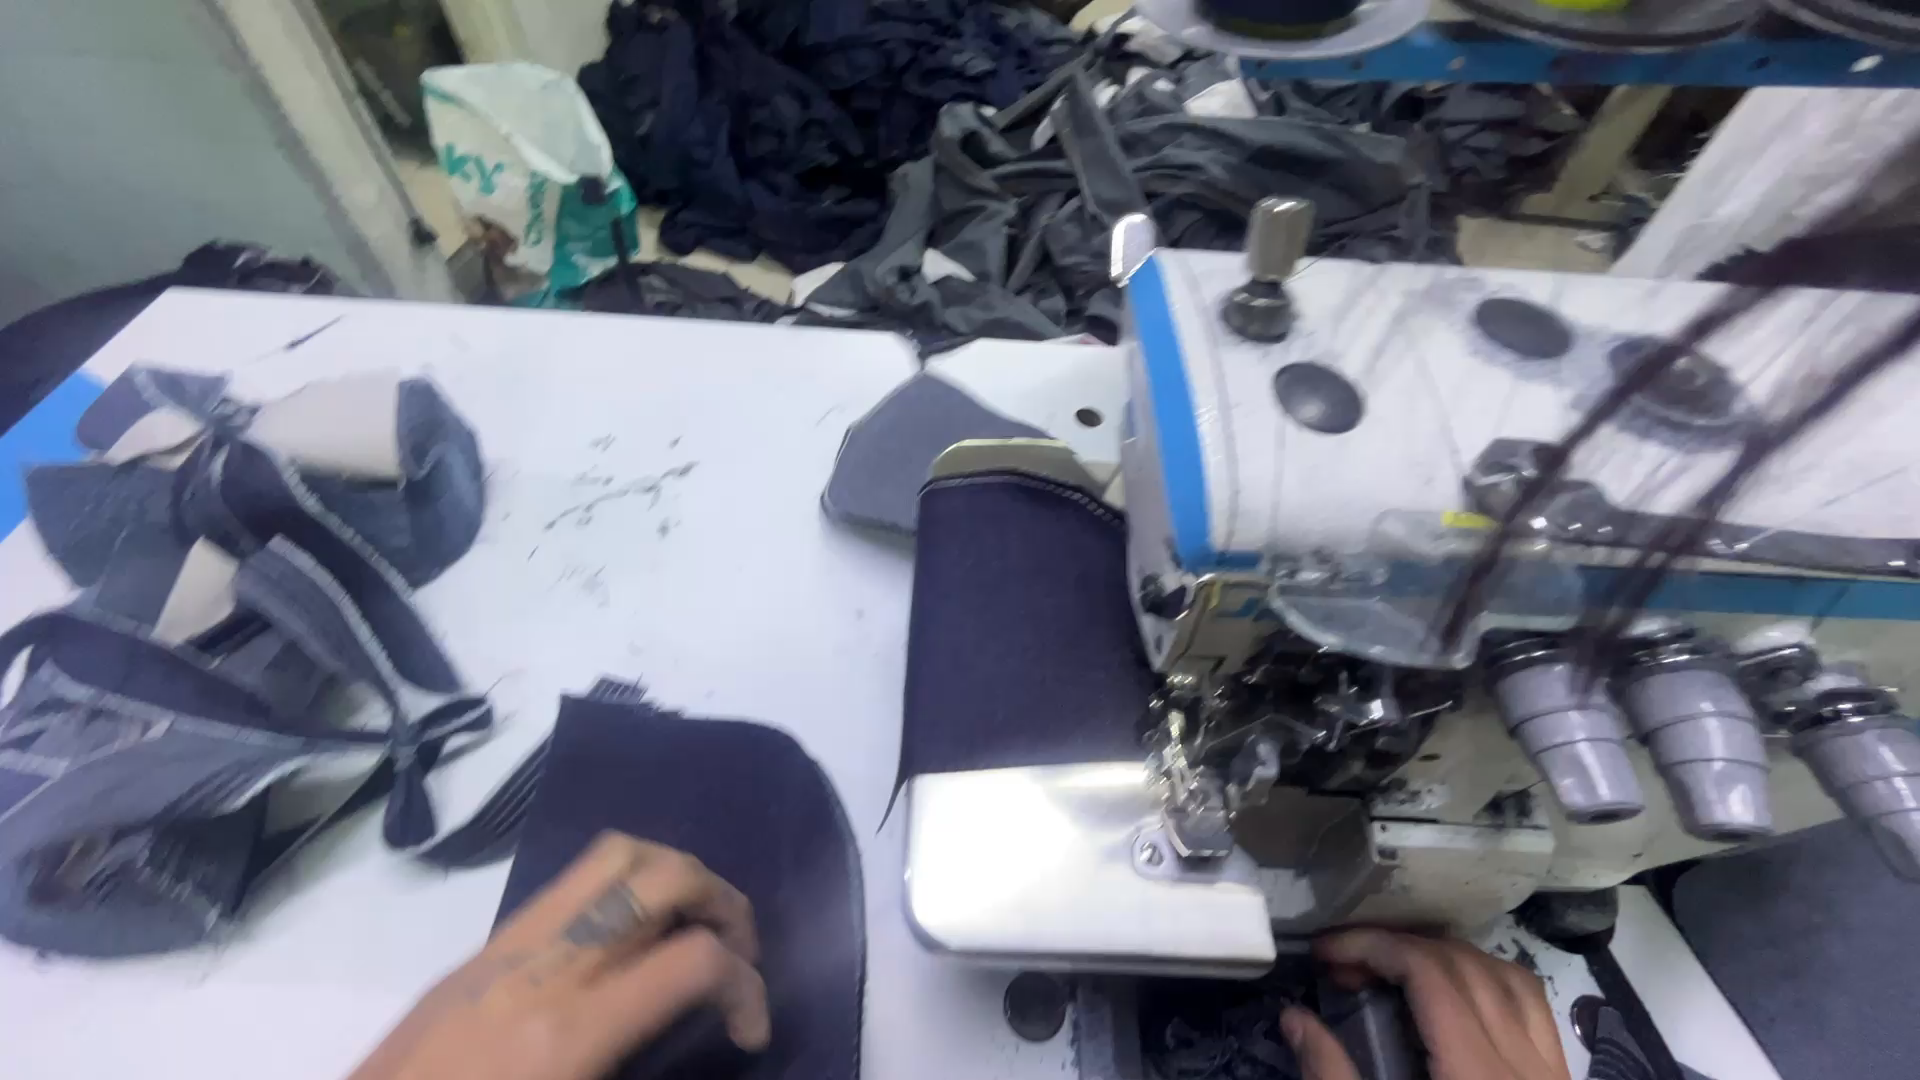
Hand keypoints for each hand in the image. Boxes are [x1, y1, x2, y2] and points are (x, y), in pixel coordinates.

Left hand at [350, 832, 768, 1079]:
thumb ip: (640, 1061)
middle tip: (738, 950)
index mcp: (566, 1034)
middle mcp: (544, 967)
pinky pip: (571, 883)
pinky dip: (625, 885)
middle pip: (664, 878)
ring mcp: (507, 948)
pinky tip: (629, 934)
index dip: (747, 987)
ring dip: (676, 874)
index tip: (752, 1027)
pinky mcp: (481, 950)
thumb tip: (694, 1028)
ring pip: (616, 855)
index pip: (692, 962)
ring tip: (693, 920)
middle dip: (725, 902)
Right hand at [1281, 928, 1571, 1079]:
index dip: (1369, 946)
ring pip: (1506, 977)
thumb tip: (1293, 1016)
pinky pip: (1532, 1009)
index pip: (1426, 971)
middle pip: (1460, 963)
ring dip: (1443, 956)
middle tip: (1345, 966)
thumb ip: (1332, 1076)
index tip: (1324, 955)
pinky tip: (1453, 998)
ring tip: (1395, 970)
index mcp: (1475, 1076)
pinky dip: (1487, 982)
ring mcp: (1553, 1079)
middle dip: (1394, 946)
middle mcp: (1524, 1068)